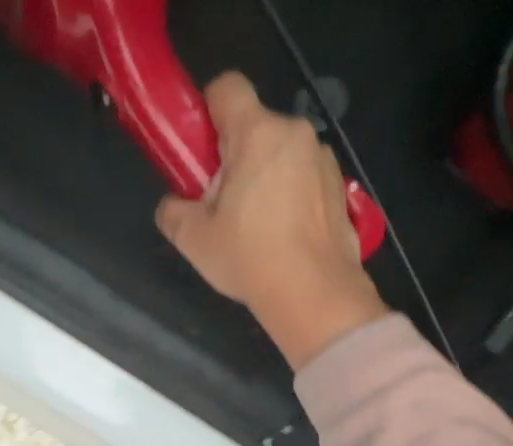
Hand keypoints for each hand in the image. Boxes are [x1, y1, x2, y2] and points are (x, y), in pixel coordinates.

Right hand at [155, 72, 388, 369]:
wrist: (313, 291)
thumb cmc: (248, 256)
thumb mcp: (193, 238)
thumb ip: (173, 211)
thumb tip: (175, 204)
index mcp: (257, 135)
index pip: (227, 87)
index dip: (206, 108)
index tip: (198, 147)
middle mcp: (295, 134)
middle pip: (252, 127)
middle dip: (232, 157)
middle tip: (219, 204)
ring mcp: (322, 159)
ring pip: (278, 153)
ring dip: (260, 176)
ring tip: (251, 226)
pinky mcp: (338, 185)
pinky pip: (301, 176)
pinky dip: (286, 195)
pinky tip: (278, 235)